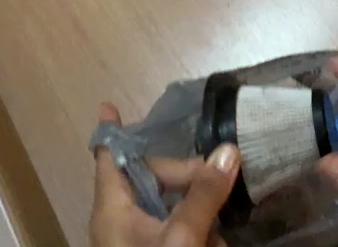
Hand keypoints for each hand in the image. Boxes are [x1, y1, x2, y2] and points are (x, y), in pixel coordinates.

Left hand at [91, 102, 240, 246]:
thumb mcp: (181, 237)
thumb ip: (204, 194)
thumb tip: (229, 149)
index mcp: (113, 207)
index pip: (109, 156)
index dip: (112, 130)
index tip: (108, 104)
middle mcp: (122, 218)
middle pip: (156, 176)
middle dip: (189, 176)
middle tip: (221, 182)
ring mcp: (137, 240)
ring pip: (172, 205)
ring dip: (200, 211)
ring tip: (220, 224)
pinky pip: (177, 230)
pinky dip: (198, 231)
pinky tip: (214, 241)